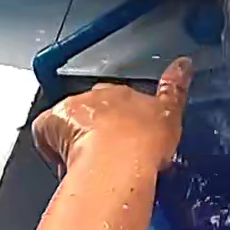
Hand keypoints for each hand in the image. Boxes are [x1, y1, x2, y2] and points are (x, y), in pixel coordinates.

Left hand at [32, 57, 192, 172]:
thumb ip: (175, 90)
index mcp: (124, 92)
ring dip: (74, 140)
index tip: (126, 134)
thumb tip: (184, 64)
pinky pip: (45, 133)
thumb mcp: (171, 114)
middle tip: (107, 156)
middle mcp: (96, 96)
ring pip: (68, 121)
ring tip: (87, 165)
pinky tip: (64, 165)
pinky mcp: (51, 124)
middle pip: (91, 108)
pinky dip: (50, 148)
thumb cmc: (146, 141)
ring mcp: (72, 110)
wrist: (119, 157)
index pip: (121, 97)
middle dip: (96, 129)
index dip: (122, 118)